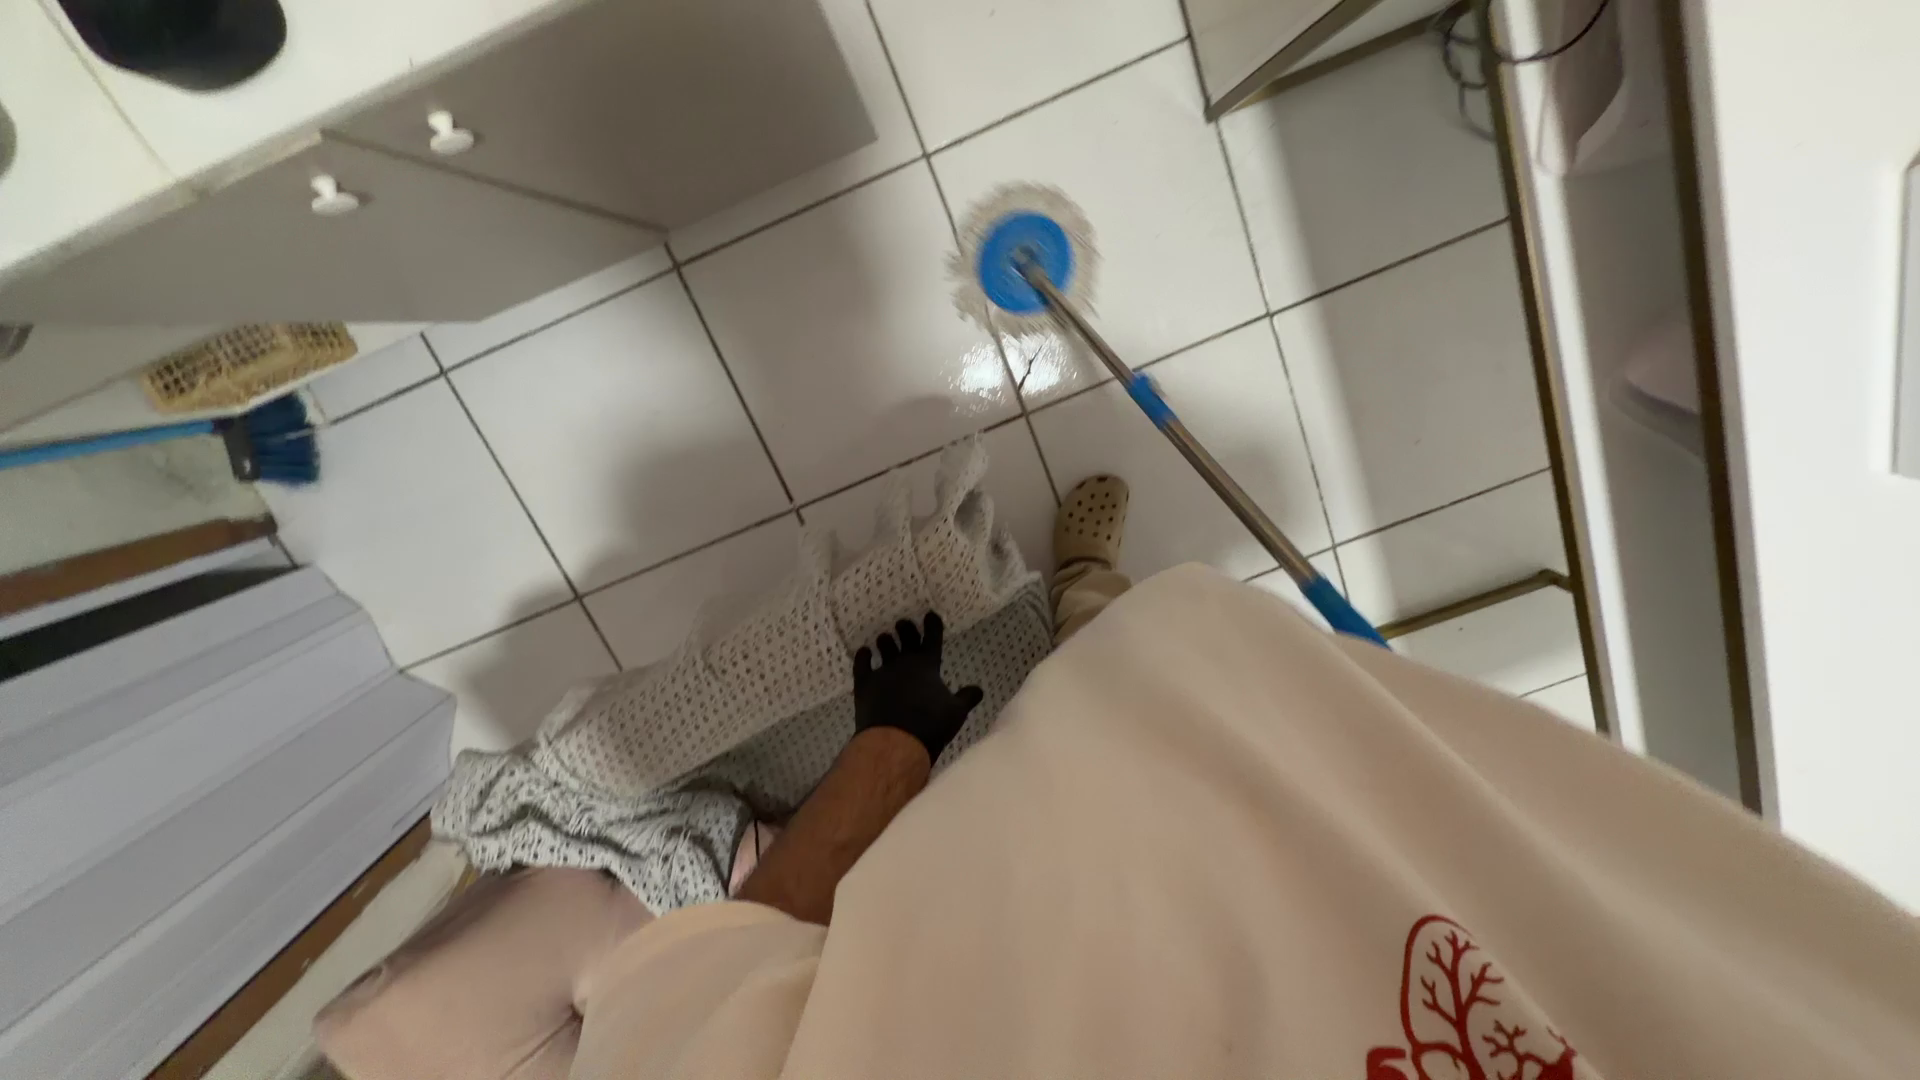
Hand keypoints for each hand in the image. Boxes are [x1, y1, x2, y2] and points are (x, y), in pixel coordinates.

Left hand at [853, 612, 984, 762]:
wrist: (896, 740)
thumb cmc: (931, 725)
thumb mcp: (956, 712)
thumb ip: (967, 698)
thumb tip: (979, 689)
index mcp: (928, 666)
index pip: (932, 639)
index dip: (932, 626)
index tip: (930, 614)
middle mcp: (905, 663)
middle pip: (906, 640)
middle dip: (906, 630)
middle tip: (902, 622)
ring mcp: (883, 672)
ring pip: (884, 650)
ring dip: (885, 642)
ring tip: (883, 636)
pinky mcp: (865, 685)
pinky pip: (862, 665)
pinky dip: (862, 657)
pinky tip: (863, 651)